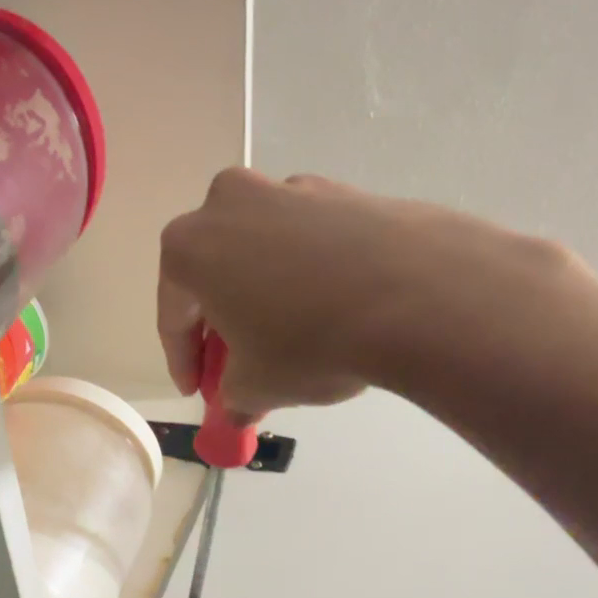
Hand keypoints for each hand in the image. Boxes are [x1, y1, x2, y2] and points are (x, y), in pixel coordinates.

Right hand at [157, 168, 569, 418]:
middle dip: (221, 320)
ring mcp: (290, 190)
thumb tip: (240, 406)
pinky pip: (309, 242)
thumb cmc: (309, 341)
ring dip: (265, 293)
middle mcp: (229, 205)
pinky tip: (332, 311)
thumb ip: (234, 395)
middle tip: (236, 362)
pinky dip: (310, 275)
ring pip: (262, 252)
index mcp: (187, 247)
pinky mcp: (345, 192)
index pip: (173, 315)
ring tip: (289, 337)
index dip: (182, 360)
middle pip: (213, 272)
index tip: (196, 391)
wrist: (423, 295)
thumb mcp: (256, 385)